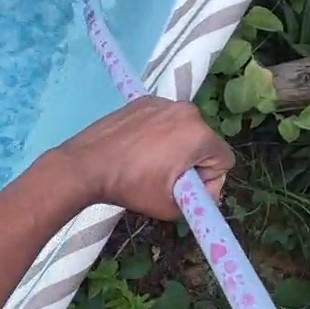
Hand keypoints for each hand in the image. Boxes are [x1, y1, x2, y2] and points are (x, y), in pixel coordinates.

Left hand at [50, 98, 234, 220]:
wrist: (86, 165)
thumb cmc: (129, 186)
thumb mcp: (169, 207)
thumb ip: (198, 206)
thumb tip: (203, 198)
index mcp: (199, 134)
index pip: (223, 161)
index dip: (209, 182)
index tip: (186, 191)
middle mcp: (186, 111)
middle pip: (204, 144)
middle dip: (191, 164)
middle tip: (164, 180)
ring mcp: (163, 102)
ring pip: (183, 131)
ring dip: (174, 149)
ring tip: (147, 166)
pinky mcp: (143, 101)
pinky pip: (163, 121)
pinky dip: (156, 135)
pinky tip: (137, 151)